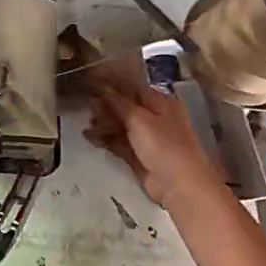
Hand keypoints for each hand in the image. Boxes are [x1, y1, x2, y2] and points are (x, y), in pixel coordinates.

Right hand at [85, 62, 227, 207]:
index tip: (92, 79)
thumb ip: (119, 103)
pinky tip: (89, 136)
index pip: (133, 88)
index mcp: (161, 104)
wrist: (179, 185)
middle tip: (85, 103)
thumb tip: (103, 88)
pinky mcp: (138, 156)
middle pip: (126, 107)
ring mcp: (146, 139)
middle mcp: (154, 118)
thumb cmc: (164, 145)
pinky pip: (118, 143)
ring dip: (104, 122)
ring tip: (87, 122)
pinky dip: (105, 139)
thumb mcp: (140, 120)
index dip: (113, 84)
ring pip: (120, 125)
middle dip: (106, 105)